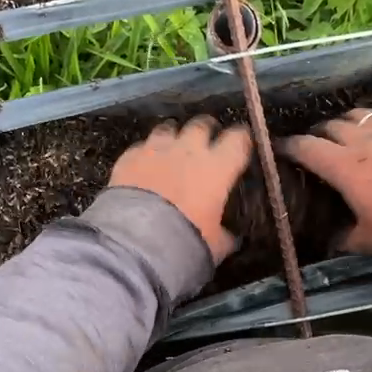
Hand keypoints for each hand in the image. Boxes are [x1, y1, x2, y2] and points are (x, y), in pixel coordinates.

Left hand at [109, 116, 252, 262]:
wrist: (138, 242)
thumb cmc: (186, 242)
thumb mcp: (215, 246)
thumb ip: (223, 235)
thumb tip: (228, 237)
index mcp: (217, 168)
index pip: (238, 140)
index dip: (241, 141)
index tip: (242, 146)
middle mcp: (188, 150)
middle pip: (201, 125)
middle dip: (205, 133)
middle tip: (205, 146)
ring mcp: (156, 150)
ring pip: (168, 129)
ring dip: (173, 139)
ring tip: (171, 153)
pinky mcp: (129, 158)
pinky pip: (140, 148)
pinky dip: (144, 156)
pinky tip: (142, 170)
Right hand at [280, 107, 371, 256]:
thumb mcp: (368, 240)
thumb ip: (344, 237)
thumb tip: (330, 239)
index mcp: (344, 166)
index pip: (307, 148)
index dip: (290, 147)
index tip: (280, 149)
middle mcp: (364, 140)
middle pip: (332, 126)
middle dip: (320, 134)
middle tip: (318, 146)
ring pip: (362, 114)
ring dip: (350, 122)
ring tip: (350, 132)